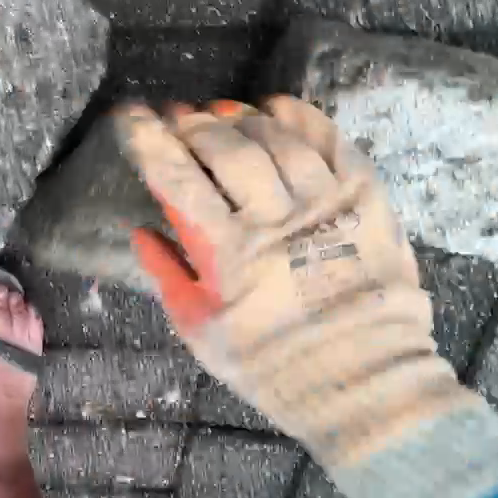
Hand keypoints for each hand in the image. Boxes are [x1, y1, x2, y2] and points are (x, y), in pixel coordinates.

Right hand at [120, 97, 470, 465]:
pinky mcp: (366, 202)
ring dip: (242, 118)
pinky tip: (277, 111)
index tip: (131, 115)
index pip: (178, 178)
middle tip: (179, 116)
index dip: (149, 139)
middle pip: (227, 148)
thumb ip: (167, 275)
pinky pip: (332, 143)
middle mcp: (276, 220)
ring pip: (277, 139)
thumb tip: (140, 231)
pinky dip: (301, 118)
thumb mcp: (200, 329)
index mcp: (228, 253)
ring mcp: (325, 206)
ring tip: (222, 114)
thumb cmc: (271, 362)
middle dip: (195, 124)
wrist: (367, 387)